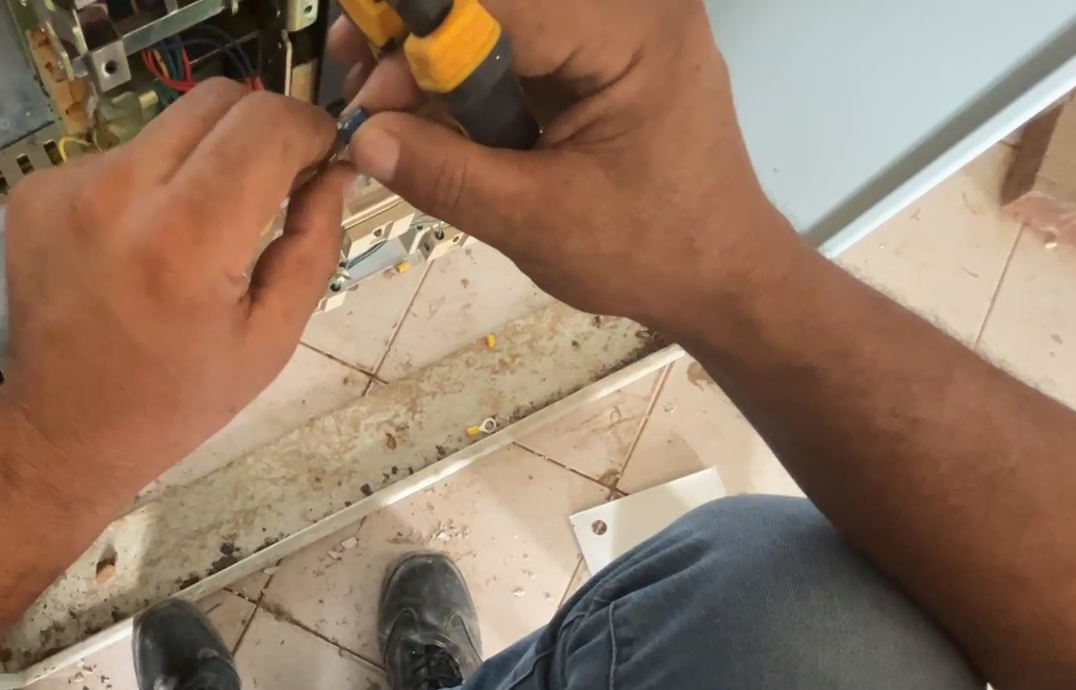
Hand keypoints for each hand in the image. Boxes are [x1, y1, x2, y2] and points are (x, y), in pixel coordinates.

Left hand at [0, 80, 348, 505]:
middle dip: (260, 133)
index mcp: (189, 239)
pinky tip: (142, 245)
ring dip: (202, 159)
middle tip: (267, 188)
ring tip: (197, 231)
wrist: (67, 431)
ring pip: (166, 125)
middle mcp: (120, 193)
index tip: (318, 159)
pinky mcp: (36, 192)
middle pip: (217, 101)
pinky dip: (148, 184)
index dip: (308, 129)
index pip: (267, 122)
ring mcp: (67, 186)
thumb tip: (333, 173)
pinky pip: (118, 156)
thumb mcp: (268, 343)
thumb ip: (313, 248)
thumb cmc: (177, 403)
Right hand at [328, 0, 806, 334]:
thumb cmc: (642, 251)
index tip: (367, 80)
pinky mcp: (596, 66)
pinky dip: (465, 87)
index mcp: (630, 30)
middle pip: (501, 4)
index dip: (424, 30)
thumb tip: (365, 138)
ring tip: (379, 105)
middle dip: (421, 39)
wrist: (715, 276)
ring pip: (502, 29)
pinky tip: (424, 116)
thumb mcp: (534, 220)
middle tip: (360, 86)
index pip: (506, 0)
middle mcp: (626, 10)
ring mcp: (612, 36)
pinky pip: (517, 60)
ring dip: (435, 63)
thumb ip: (448, 175)